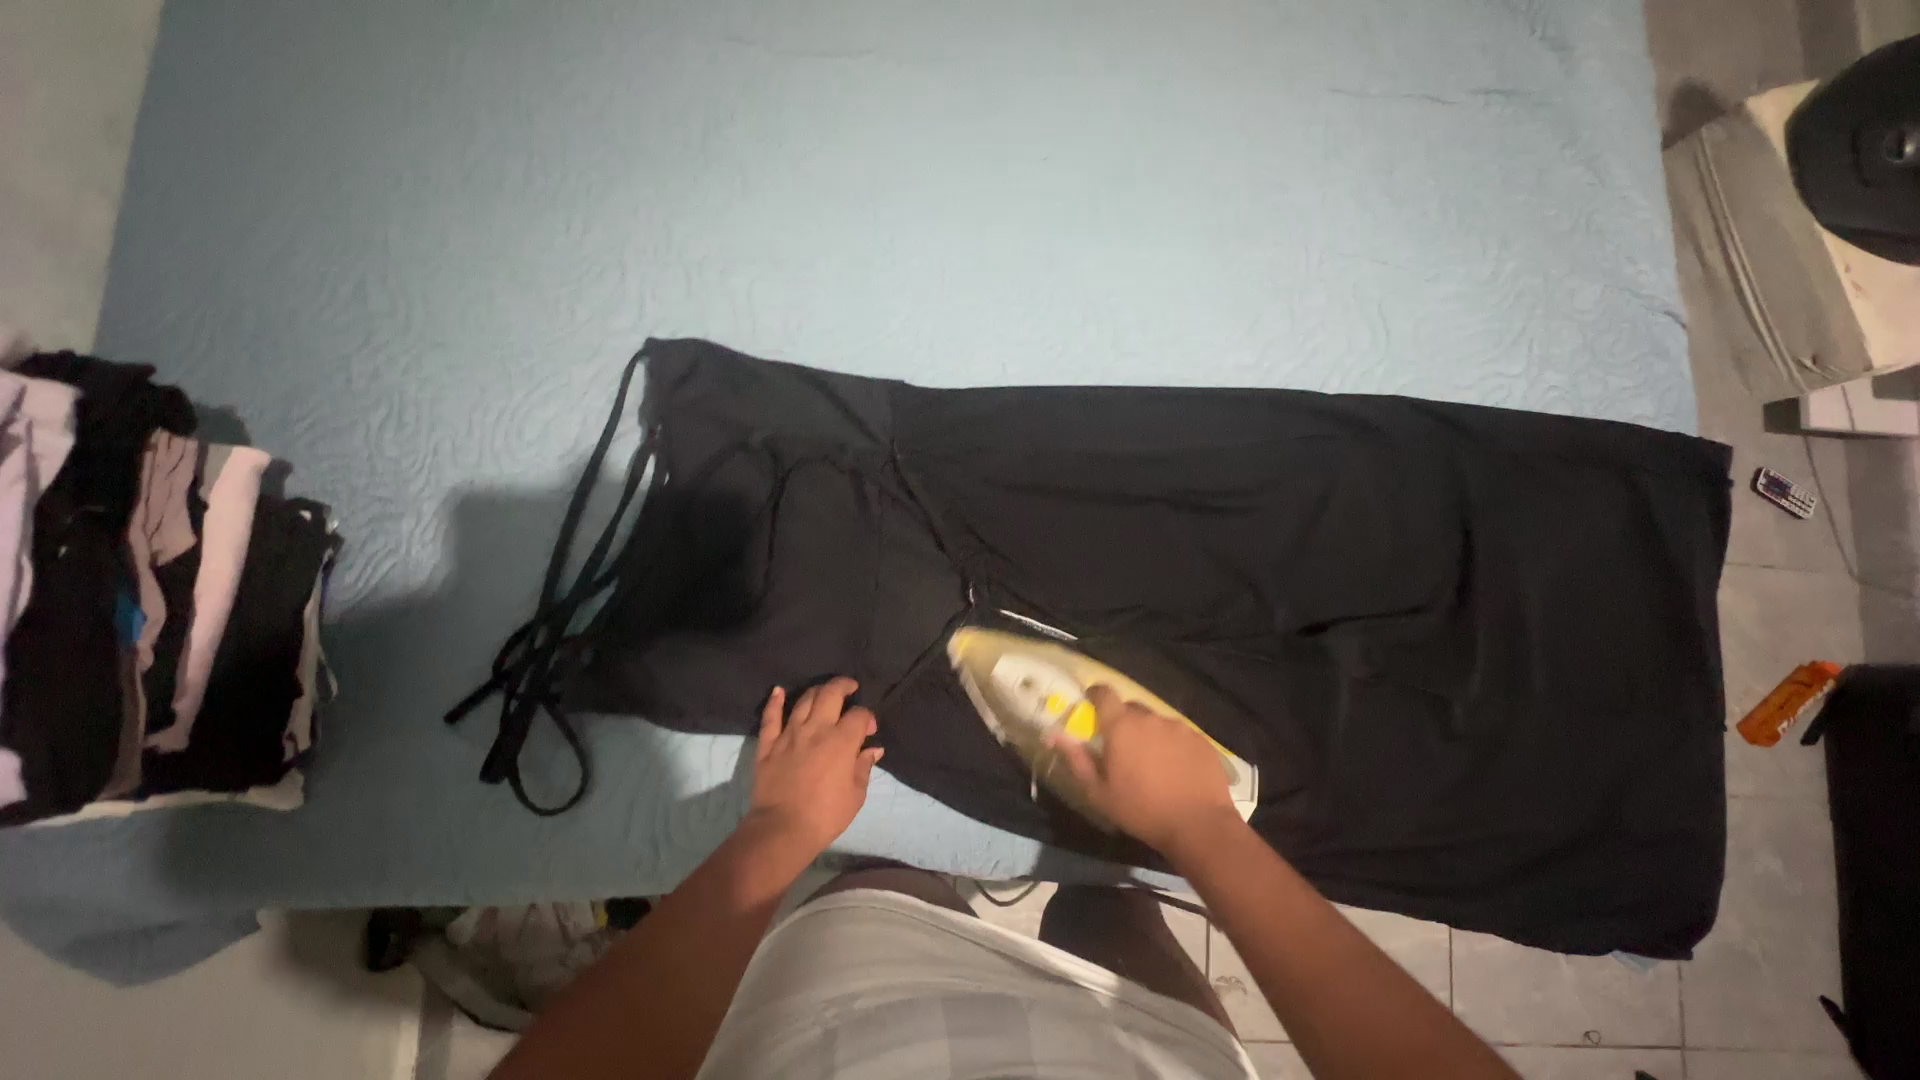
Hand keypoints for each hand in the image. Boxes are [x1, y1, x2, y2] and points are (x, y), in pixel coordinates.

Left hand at [745, 677, 883, 856]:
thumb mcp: (856, 795)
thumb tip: (873, 749)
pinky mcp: (768, 745)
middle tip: (850, 688)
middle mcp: (816, 729)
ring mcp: (789, 734)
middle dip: (843, 686)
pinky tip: (779, 691)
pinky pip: (770, 717)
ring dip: (816, 691)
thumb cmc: (825, 815)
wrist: (782, 829)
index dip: (868, 718)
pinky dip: (775, 702)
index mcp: (842, 741)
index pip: (859, 715)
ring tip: (824, 693)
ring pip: (804, 700)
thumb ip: (864, 767)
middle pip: (830, 693)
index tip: (869, 731)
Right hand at [1048, 685, 1244, 856]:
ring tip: (1152, 762)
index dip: (1096, 695)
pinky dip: (1173, 745)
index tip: (1092, 705)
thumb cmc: (1141, 810)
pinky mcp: (1201, 739)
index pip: (1105, 693)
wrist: (1199, 825)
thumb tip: (1053, 734)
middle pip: (1132, 709)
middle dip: (1123, 721)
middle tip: (1122, 747)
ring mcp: (1179, 727)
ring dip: (1150, 734)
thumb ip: (1076, 759)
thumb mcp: (1099, 792)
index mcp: (1121, 726)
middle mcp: (1151, 718)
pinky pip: (1180, 734)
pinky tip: (1176, 769)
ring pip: (1157, 722)